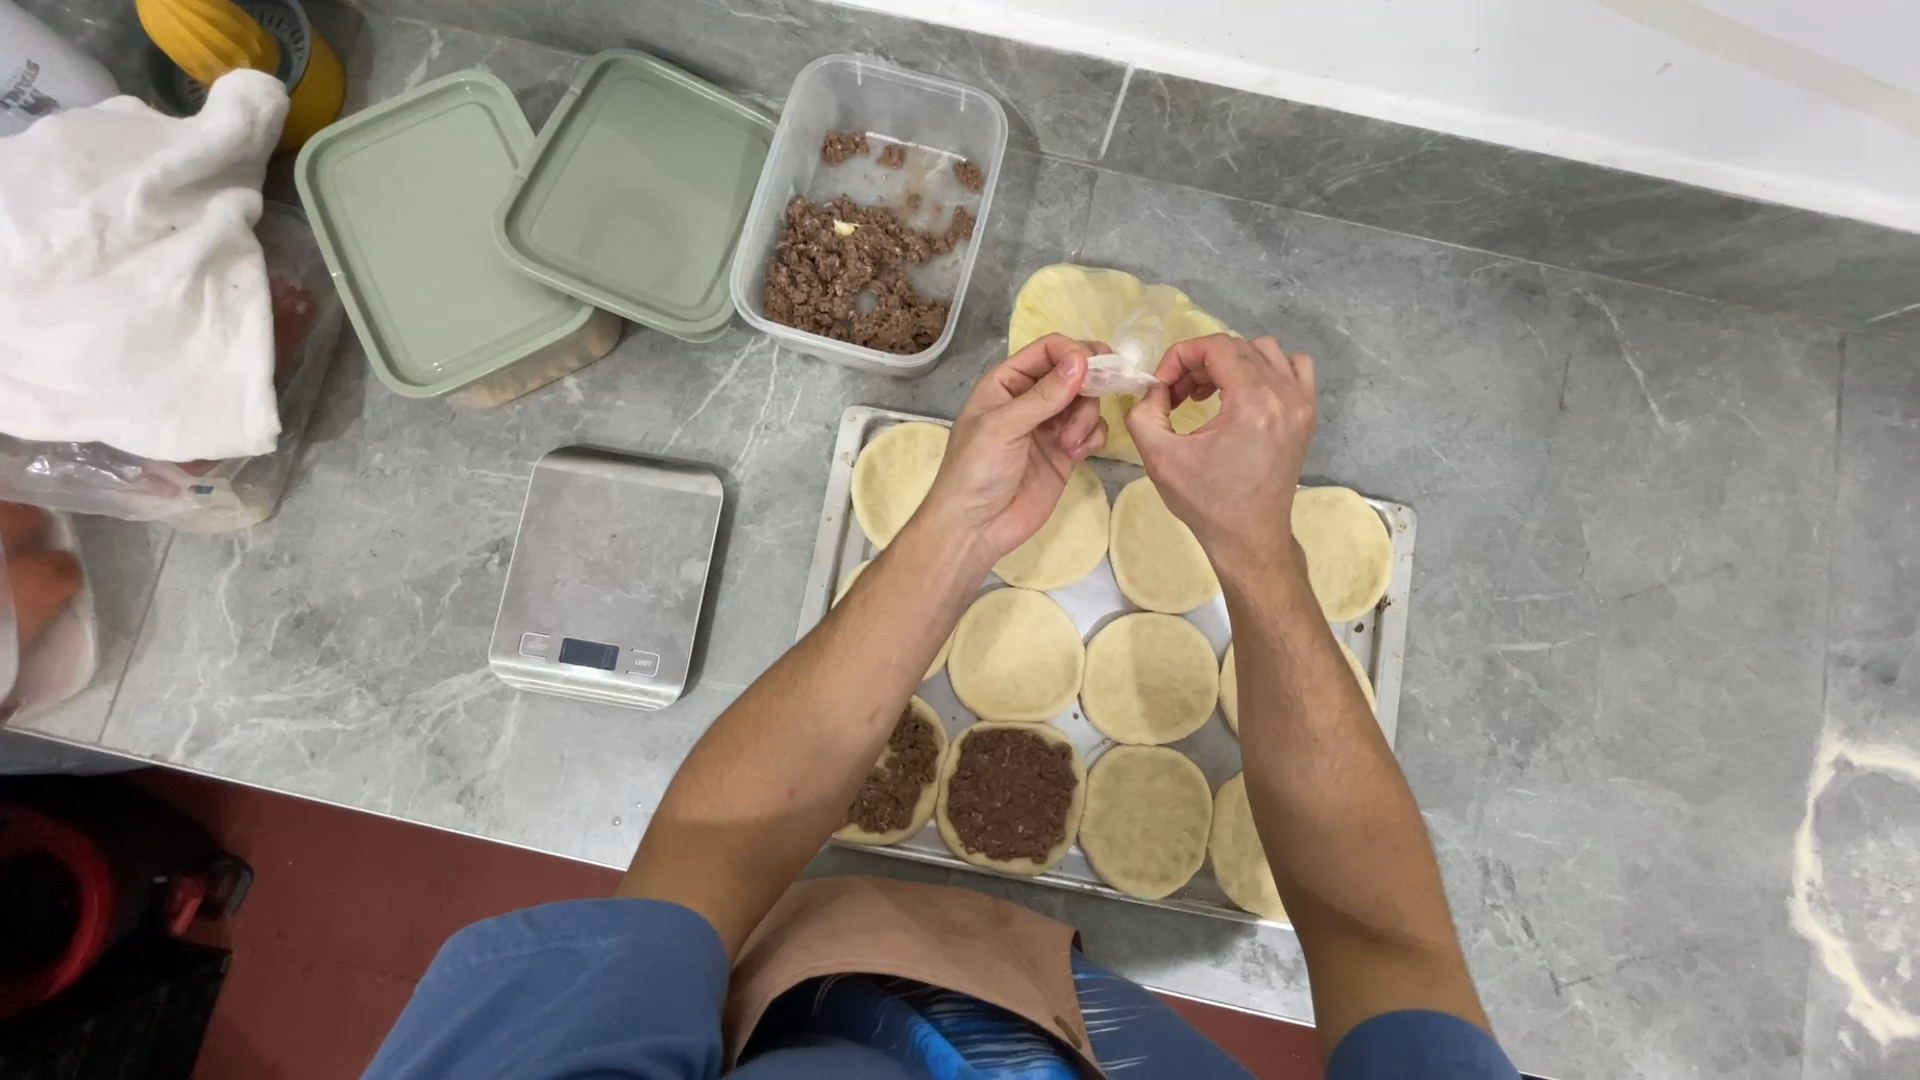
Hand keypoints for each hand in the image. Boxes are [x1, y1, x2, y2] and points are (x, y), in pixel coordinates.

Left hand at [914, 334, 1107, 565]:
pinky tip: (1077, 453)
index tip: (1093, 370)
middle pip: (1074, 373)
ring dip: (1086, 418)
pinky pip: (1091, 432)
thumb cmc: (976, 471)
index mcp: (1007, 383)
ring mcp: (1049, 427)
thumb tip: (1081, 360)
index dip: (1074, 353)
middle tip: (1097, 397)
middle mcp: (1030, 399)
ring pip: (1086, 403)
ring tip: (1069, 443)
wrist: (976, 528)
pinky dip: (1091, 437)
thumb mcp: (1003, 427)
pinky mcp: (1065, 454)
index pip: (1048, 350)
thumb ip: (1043, 395)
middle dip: (1088, 385)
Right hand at [1125, 334, 1316, 577]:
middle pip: (1238, 347)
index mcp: (1252, 402)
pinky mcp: (1307, 416)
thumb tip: (1153, 388)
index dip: (1181, 356)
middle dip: (1200, 362)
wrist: (1248, 536)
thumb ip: (1144, 412)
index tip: (1162, 386)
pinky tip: (1243, 394)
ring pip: (1266, 352)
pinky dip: (1266, 370)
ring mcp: (1302, 404)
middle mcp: (1285, 395)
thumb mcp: (1159, 458)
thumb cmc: (1204, 501)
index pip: (1215, 347)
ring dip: (1231, 363)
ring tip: (1208, 392)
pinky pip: (1293, 368)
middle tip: (1177, 395)